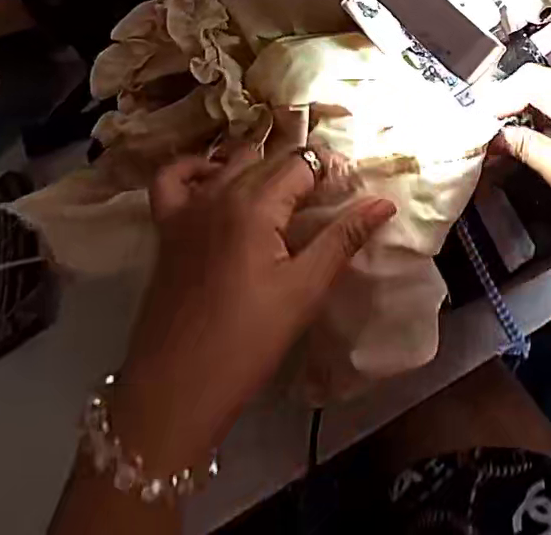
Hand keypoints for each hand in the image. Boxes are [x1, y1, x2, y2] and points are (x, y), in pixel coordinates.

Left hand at [114, 148, 395, 466]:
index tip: (349, 191)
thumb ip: (344, 237)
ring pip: (231, 161)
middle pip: (271, 158)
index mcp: (255, 205)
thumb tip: (384, 201)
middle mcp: (219, 194)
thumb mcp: (305, 289)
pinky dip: (197, 168)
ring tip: (285, 194)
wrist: (173, 393)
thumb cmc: (247, 342)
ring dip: (262, 165)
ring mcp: (187, 209)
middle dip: (304, 169)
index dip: (332, 170)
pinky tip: (217, 179)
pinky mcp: (166, 229)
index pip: (304, 163)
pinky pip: (174, 177)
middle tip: (326, 199)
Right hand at [489, 64, 550, 254]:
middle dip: (507, 102)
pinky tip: (532, 137)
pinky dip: (544, 115)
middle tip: (484, 130)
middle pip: (539, 79)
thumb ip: (529, 150)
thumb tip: (496, 136)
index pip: (530, 84)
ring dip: (524, 108)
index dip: (498, 102)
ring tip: (502, 137)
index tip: (477, 124)